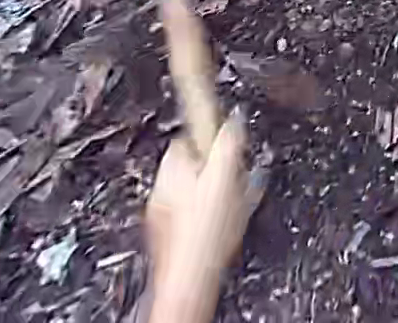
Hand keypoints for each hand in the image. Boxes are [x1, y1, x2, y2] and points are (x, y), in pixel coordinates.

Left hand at [144, 113, 266, 322]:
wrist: (191, 281)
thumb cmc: (205, 229)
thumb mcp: (227, 173)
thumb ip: (230, 141)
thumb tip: (234, 118)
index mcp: (171, 168)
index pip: (188, 135)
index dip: (211, 134)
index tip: (227, 141)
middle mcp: (161, 188)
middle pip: (194, 161)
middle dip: (217, 164)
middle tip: (236, 174)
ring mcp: (163, 214)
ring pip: (195, 187)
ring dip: (217, 188)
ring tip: (235, 199)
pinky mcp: (171, 234)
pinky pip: (194, 210)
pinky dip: (210, 210)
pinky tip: (227, 220)